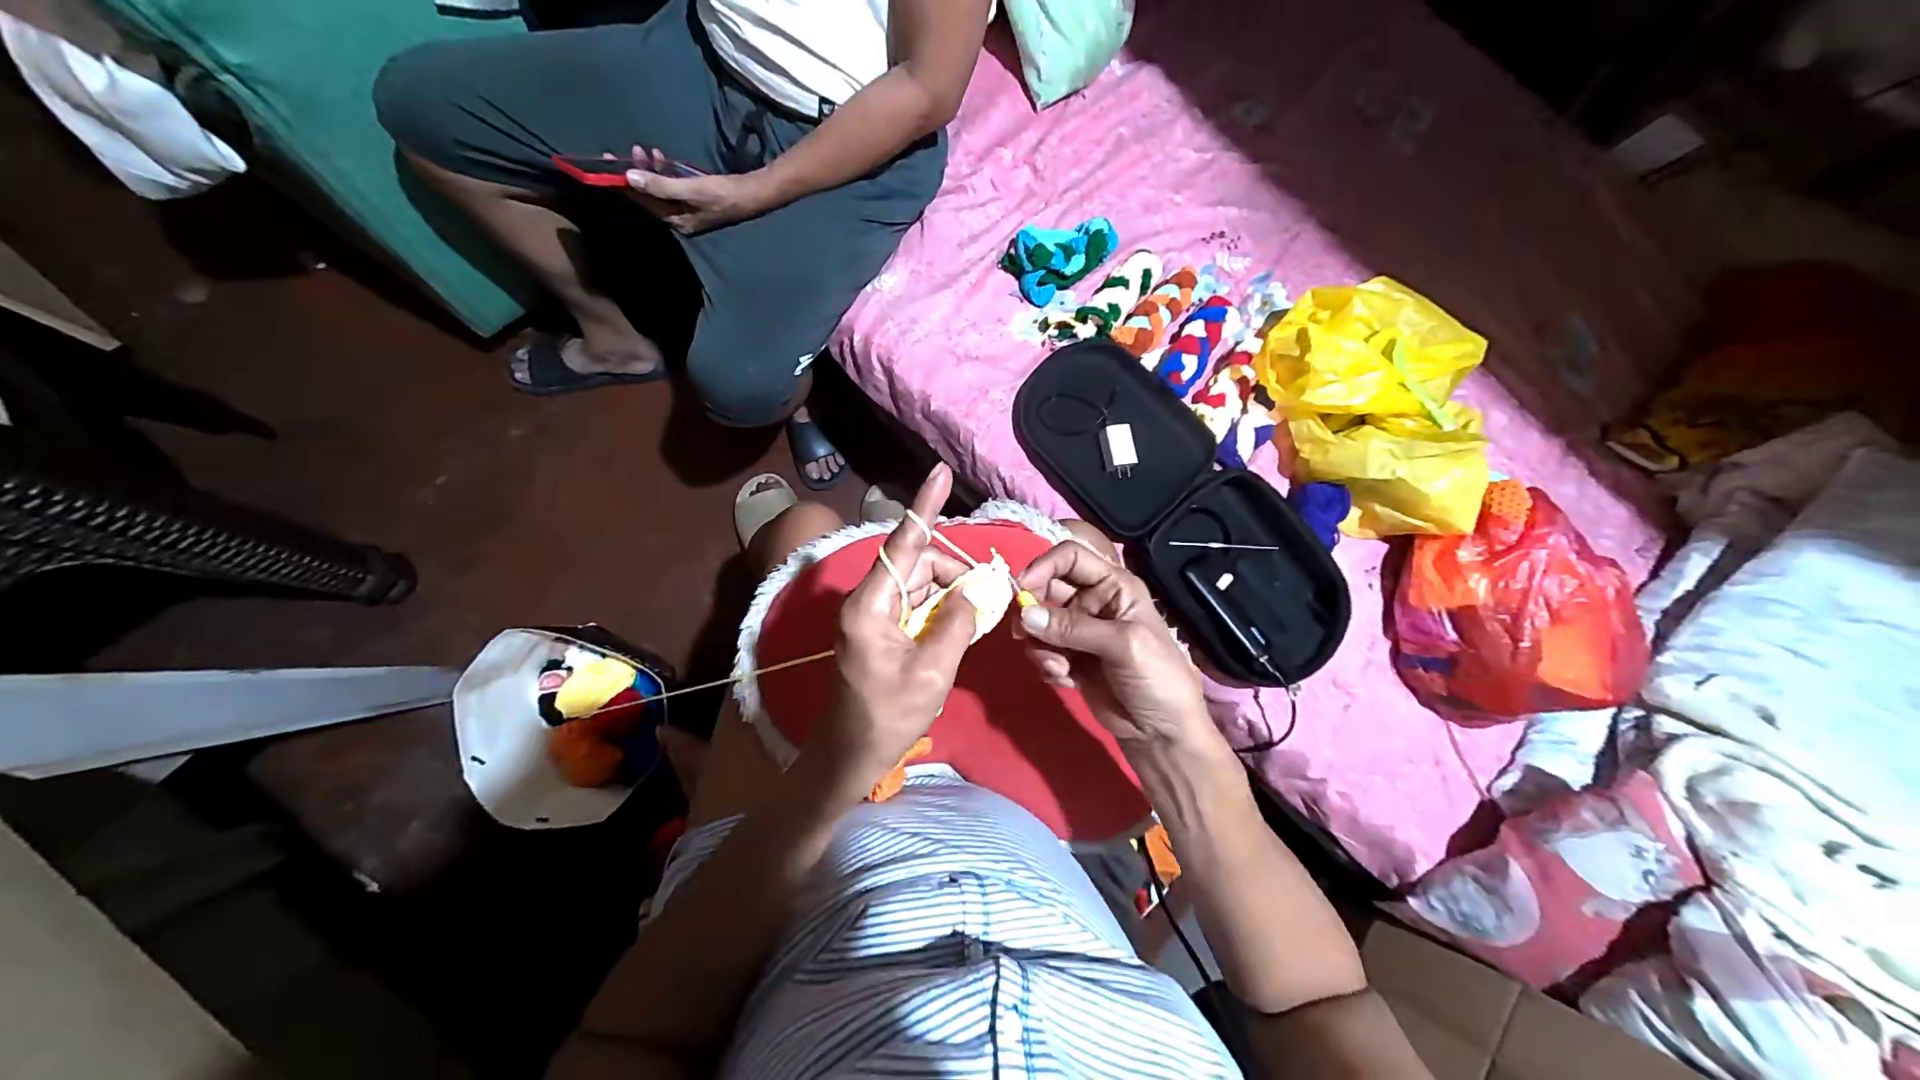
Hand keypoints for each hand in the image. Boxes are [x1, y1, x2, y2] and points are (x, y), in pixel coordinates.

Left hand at [624, 146, 767, 233]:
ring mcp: (686, 207)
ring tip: (643, 150)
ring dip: (649, 169)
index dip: (625, 184)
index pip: (643, 202)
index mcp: (676, 221)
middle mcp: (678, 217)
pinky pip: (670, 184)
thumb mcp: (689, 189)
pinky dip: (663, 171)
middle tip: (630, 150)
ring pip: (659, 188)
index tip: (608, 165)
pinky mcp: (694, 197)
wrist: (752, 194)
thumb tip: (628, 177)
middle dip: (637, 173)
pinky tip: (660, 157)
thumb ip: (659, 184)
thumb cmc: (722, 194)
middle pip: (649, 195)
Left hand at [802, 464, 973, 794]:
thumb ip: (957, 624)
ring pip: (919, 582)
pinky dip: (940, 607)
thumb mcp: (931, 672)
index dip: (924, 507)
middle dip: (953, 571)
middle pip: (916, 563)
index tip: (940, 473)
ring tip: (976, 613)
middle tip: (986, 596)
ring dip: (949, 591)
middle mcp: (868, 601)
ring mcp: (872, 614)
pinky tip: (960, 623)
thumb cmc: (886, 716)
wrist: (851, 753)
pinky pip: (915, 603)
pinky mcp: (879, 629)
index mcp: (870, 606)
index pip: (902, 544)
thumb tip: (977, 590)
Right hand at [1013, 540, 1215, 750]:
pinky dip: (1045, 663)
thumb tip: (1025, 615)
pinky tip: (1064, 679)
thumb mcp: (1122, 645)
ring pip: (1038, 623)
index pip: (1071, 557)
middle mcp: (1093, 602)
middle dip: (1031, 610)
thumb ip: (1073, 628)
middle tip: (1021, 632)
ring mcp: (1079, 632)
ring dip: (1039, 644)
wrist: (1162, 733)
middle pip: (1046, 589)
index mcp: (1114, 586)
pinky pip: (1042, 651)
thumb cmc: (1157, 678)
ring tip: (1057, 667)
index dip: (1044, 566)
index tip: (1023, 589)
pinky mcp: (1070, 659)